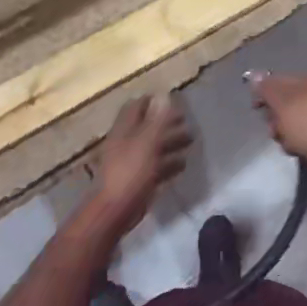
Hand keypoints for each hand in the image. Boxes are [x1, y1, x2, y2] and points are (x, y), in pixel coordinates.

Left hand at [92, 94, 190, 230]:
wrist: (115, 211)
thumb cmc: (131, 172)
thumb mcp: (147, 143)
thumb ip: (157, 120)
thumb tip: (163, 95)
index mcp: (123, 131)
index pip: (135, 108)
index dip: (151, 102)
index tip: (171, 99)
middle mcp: (125, 143)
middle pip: (146, 127)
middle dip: (166, 123)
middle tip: (186, 121)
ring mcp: (130, 163)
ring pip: (152, 147)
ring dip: (170, 142)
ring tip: (191, 141)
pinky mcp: (136, 180)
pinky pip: (154, 166)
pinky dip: (168, 163)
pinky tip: (183, 164)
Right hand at [249, 73, 306, 169]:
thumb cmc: (305, 126)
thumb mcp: (282, 104)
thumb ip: (266, 89)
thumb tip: (254, 75)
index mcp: (305, 82)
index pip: (276, 81)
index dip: (262, 92)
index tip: (256, 107)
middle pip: (280, 102)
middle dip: (273, 118)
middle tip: (275, 127)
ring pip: (285, 120)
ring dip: (281, 132)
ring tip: (287, 140)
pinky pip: (295, 132)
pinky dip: (292, 140)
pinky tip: (295, 147)